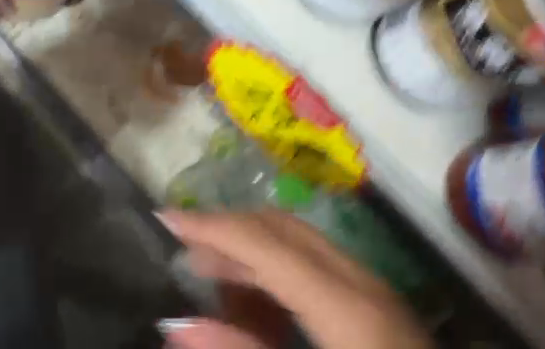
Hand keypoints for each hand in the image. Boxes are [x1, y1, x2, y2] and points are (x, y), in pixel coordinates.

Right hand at [158, 210, 430, 348]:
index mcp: (343, 303)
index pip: (261, 240)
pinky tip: (260, 304)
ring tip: (211, 276)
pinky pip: (320, 267)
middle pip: (280, 228)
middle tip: (181, 249)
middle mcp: (362, 282)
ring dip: (252, 249)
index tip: (161, 219)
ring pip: (300, 243)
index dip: (207, 225)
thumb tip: (176, 324)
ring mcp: (378, 293)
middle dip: (227, 230)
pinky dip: (280, 270)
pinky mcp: (384, 311)